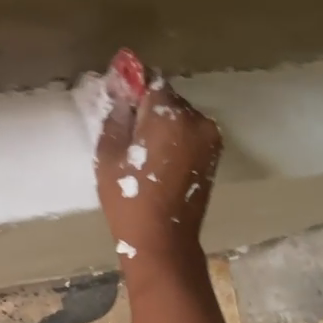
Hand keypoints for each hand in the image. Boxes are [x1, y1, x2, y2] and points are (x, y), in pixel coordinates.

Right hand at [94, 78, 223, 268]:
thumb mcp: (107, 158)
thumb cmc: (128, 201)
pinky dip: (176, 139)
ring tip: (143, 151)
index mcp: (169, 115)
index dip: (134, 86)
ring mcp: (210, 138)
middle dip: (149, 108)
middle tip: (128, 131)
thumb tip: (123, 99)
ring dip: (163, 125)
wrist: (163, 240)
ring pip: (181, 118)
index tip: (119, 95)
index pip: (152, 82)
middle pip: (169, 100)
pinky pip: (190, 135)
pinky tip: (158, 161)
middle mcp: (196, 119)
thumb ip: (116, 119)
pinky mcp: (214, 155)